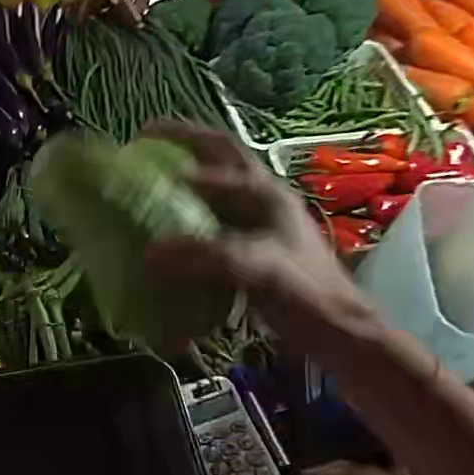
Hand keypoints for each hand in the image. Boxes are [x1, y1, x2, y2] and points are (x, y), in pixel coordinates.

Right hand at [142, 122, 372, 343]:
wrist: (336, 330)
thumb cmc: (305, 292)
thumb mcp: (258, 268)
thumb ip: (206, 256)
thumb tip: (150, 254)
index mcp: (266, 194)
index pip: (217, 156)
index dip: (178, 144)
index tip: (136, 145)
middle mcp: (262, 202)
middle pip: (219, 160)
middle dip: (183, 147)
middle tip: (144, 144)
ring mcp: (259, 227)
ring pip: (216, 193)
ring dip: (185, 184)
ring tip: (149, 188)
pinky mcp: (253, 255)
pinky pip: (213, 230)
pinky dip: (188, 226)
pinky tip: (169, 239)